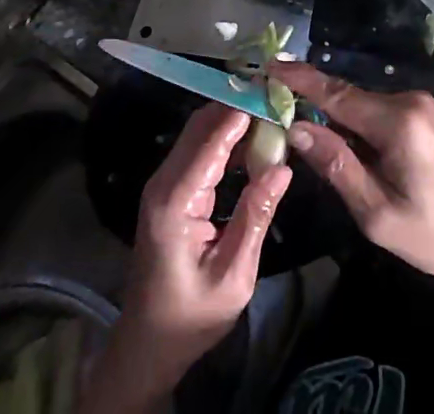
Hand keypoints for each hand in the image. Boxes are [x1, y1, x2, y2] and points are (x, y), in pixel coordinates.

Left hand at [81, 105, 291, 413]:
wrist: (149, 341)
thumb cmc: (193, 315)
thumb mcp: (234, 274)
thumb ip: (255, 216)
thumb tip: (284, 167)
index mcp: (175, 202)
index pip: (210, 142)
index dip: (240, 114)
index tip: (272, 93)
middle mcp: (163, 183)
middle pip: (199, 127)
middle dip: (237, 107)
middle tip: (277, 97)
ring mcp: (163, 184)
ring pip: (198, 134)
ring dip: (232, 120)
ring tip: (272, 112)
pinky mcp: (170, 190)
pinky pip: (198, 152)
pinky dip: (225, 140)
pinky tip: (254, 141)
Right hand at [270, 63, 433, 295]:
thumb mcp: (378, 212)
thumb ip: (336, 165)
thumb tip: (296, 128)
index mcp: (397, 122)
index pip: (336, 94)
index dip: (299, 79)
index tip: (268, 66)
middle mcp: (408, 102)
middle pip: (346, 96)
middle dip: (308, 97)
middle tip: (270, 102)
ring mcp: (419, 106)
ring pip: (360, 104)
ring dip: (329, 112)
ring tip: (293, 122)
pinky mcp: (423, 116)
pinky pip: (376, 112)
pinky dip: (351, 121)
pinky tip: (334, 136)